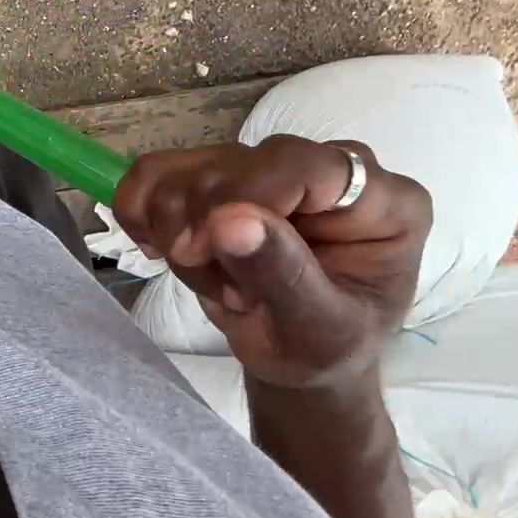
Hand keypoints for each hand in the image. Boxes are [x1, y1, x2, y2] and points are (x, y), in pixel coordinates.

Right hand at [112, 135, 431, 388]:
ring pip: (179, 172)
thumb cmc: (322, 349)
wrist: (291, 354)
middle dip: (202, 232)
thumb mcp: (319, 331)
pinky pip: (149, 173)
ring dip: (173, 234)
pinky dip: (138, 214)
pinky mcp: (210, 175)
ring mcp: (260, 168)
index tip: (200, 250)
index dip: (240, 196)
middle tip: (226, 291)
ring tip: (211, 277)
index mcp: (379, 201)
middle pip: (227, 166)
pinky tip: (160, 249)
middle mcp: (321, 169)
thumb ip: (282, 276)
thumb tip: (228, 221)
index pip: (297, 164)